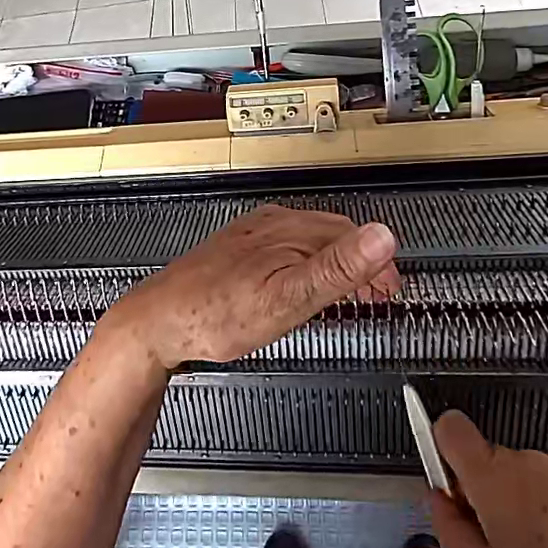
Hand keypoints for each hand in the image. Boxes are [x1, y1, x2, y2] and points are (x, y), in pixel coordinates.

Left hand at [98, 204, 399, 368]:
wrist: (156, 322)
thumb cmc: (214, 315)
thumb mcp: (286, 299)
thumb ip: (337, 269)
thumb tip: (381, 237)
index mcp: (291, 232)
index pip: (353, 237)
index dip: (378, 264)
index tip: (390, 289)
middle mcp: (272, 225)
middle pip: (335, 235)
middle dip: (361, 262)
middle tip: (376, 294)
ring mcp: (253, 236)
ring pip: (310, 240)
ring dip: (336, 262)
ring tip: (348, 290)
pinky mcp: (239, 249)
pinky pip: (286, 247)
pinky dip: (309, 262)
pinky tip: (301, 280)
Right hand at [428, 411, 547, 547]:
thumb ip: (449, 528)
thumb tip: (440, 505)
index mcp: (493, 475)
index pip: (448, 426)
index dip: (437, 443)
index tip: (438, 466)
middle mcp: (528, 460)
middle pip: (485, 457)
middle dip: (482, 492)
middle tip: (492, 539)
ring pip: (518, 476)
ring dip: (517, 506)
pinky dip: (547, 513)